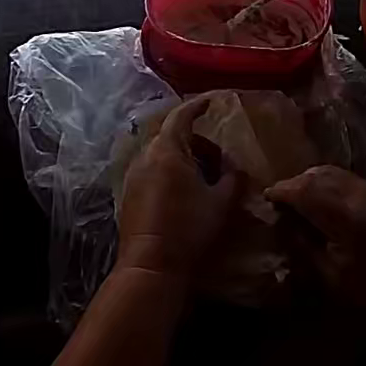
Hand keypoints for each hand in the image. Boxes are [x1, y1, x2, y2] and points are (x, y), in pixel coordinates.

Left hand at [116, 94, 240, 280]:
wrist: (150, 264)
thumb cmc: (188, 227)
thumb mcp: (221, 202)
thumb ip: (232, 179)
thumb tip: (236, 169)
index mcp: (167, 150)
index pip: (182, 116)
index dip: (198, 106)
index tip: (211, 101)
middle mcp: (145, 156)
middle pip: (172, 136)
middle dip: (197, 142)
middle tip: (218, 160)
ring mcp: (133, 175)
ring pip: (162, 154)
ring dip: (183, 158)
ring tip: (204, 178)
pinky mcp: (129, 193)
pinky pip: (152, 170)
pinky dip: (170, 172)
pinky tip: (185, 193)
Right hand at [265, 165, 365, 334]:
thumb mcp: (332, 276)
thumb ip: (303, 245)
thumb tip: (281, 222)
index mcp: (346, 215)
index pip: (304, 189)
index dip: (281, 191)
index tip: (266, 199)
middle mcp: (360, 194)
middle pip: (317, 174)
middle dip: (293, 183)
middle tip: (278, 200)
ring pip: (331, 172)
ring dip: (309, 181)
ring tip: (296, 199)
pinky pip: (345, 178)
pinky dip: (327, 184)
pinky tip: (319, 200)